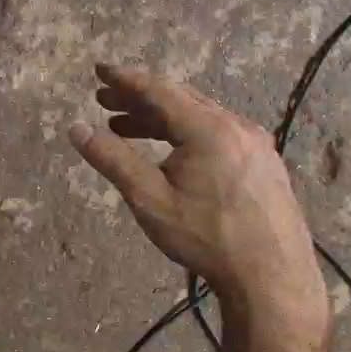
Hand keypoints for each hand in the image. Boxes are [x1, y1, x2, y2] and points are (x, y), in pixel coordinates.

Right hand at [68, 64, 327, 327]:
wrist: (274, 281)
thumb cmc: (206, 237)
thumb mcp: (148, 198)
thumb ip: (111, 158)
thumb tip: (76, 127)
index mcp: (208, 129)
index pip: (159, 91)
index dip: (125, 79)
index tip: (99, 70)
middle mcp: (237, 128)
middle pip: (180, 99)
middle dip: (139, 97)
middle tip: (104, 98)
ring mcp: (256, 146)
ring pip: (198, 116)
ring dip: (158, 117)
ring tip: (124, 127)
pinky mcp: (264, 166)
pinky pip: (215, 132)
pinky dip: (182, 131)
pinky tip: (168, 150)